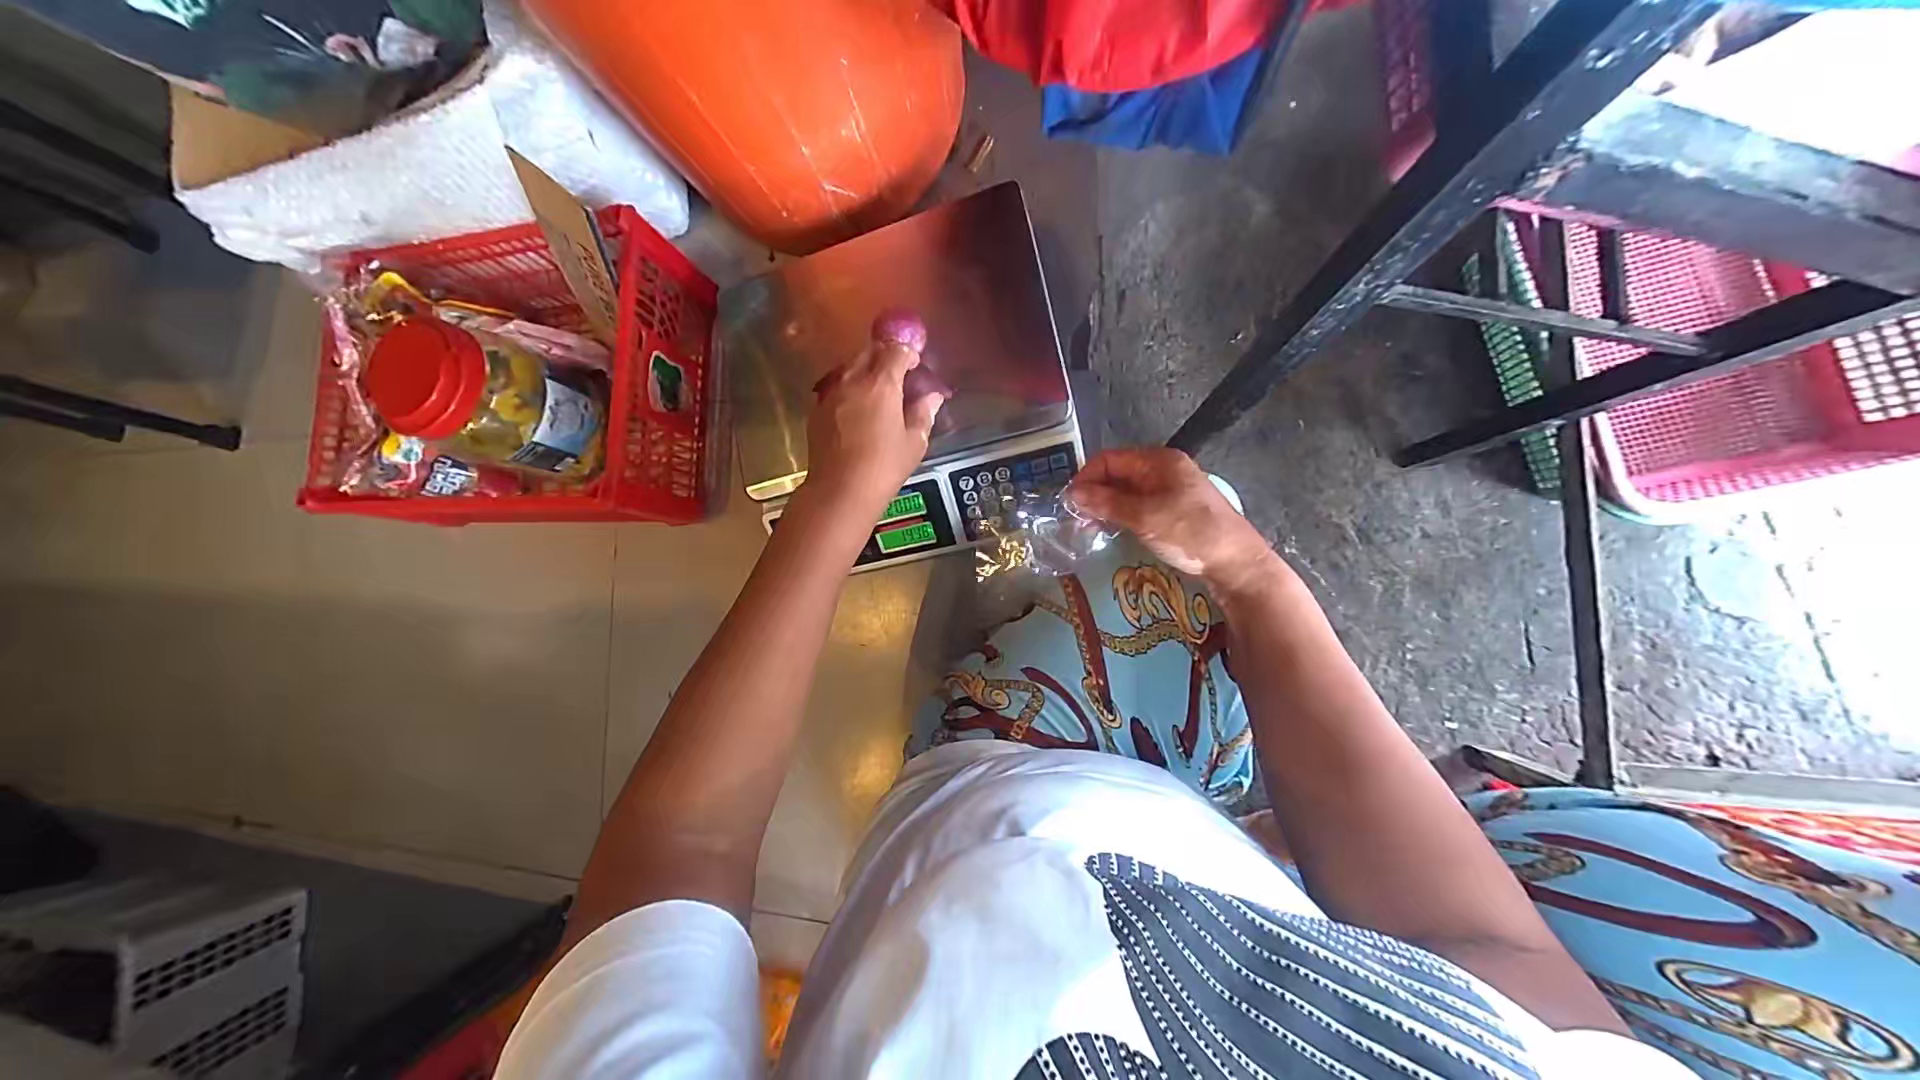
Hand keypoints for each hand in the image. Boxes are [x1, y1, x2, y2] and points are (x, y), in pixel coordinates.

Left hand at [799, 338, 946, 515]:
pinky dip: (849, 388)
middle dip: (885, 357)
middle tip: (898, 373)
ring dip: (865, 370)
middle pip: (869, 352)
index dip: (908, 353)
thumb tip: (931, 397)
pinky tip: (857, 408)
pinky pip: (835, 386)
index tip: (915, 364)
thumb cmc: (883, 467)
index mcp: (881, 384)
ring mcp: (830, 393)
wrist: (839, 490)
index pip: (895, 351)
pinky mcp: (816, 409)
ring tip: (878, 390)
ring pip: (849, 367)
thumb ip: (923, 413)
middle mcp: (852, 380)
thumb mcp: (914, 442)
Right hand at [1067, 447, 1277, 591]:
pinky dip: (1121, 514)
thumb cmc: (1191, 533)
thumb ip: (1106, 503)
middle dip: (1093, 492)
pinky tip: (1111, 529)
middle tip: (1075, 517)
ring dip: (1106, 505)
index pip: (1109, 459)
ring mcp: (1170, 489)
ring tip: (1088, 525)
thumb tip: (1072, 494)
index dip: (1086, 477)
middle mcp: (1163, 469)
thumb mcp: (1144, 517)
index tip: (1069, 502)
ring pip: (1126, 491)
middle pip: (1117, 473)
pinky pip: (1138, 505)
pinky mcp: (1173, 509)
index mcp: (1158, 461)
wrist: (1236, 563)